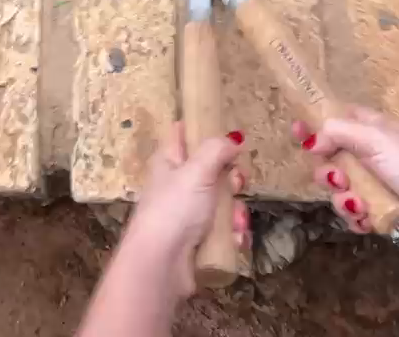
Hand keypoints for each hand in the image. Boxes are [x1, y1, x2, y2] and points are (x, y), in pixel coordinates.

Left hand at [119, 123, 250, 296]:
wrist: (162, 266)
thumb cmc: (174, 209)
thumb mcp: (196, 171)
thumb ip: (216, 150)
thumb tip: (232, 140)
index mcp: (169, 161)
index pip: (183, 133)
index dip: (204, 131)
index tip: (228, 139)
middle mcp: (177, 184)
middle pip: (212, 170)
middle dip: (231, 178)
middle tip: (237, 184)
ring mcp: (188, 213)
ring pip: (222, 201)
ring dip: (234, 211)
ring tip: (235, 221)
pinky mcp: (199, 240)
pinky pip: (223, 229)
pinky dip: (232, 233)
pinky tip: (234, 239)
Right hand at [292, 107, 398, 252]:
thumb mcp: (375, 138)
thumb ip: (336, 131)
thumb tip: (311, 140)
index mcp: (370, 129)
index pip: (333, 119)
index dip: (314, 125)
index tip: (297, 132)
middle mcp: (368, 154)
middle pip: (329, 158)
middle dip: (327, 170)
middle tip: (338, 178)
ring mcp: (373, 185)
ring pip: (337, 188)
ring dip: (341, 197)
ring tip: (359, 204)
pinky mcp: (379, 213)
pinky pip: (352, 213)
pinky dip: (355, 217)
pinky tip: (366, 220)